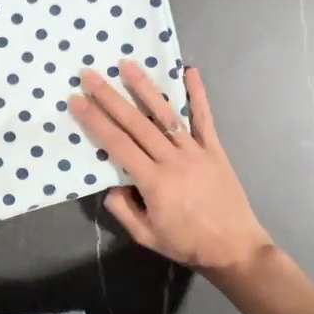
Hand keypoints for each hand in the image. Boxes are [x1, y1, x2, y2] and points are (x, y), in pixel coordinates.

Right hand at [69, 61, 275, 279]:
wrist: (236, 249)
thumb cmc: (188, 244)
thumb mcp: (146, 236)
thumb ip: (124, 210)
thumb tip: (109, 186)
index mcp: (153, 182)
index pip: (117, 144)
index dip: (94, 121)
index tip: (76, 100)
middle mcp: (172, 160)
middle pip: (136, 122)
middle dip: (110, 97)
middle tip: (89, 74)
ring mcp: (196, 152)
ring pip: (165, 114)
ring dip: (145, 88)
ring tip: (127, 64)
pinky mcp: (215, 150)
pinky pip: (205, 119)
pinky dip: (198, 95)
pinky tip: (191, 72)